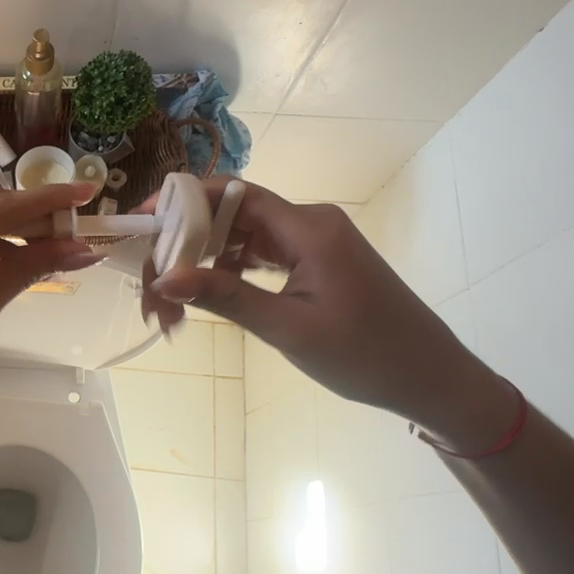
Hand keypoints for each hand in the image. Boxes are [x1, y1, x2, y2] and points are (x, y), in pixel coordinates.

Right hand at [140, 177, 511, 449]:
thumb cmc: (366, 355)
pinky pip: (256, 256)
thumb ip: (224, 297)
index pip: (234, 193)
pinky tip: (204, 300)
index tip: (143, 219)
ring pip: (238, 239)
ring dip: (201, 266)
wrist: (431, 380)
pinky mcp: (312, 263)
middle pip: (229, 216)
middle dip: (184, 247)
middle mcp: (308, 224)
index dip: (184, 199)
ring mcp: (311, 243)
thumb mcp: (288, 328)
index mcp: (309, 228)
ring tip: (171, 305)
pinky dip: (226, 275)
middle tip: (151, 286)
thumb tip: (162, 280)